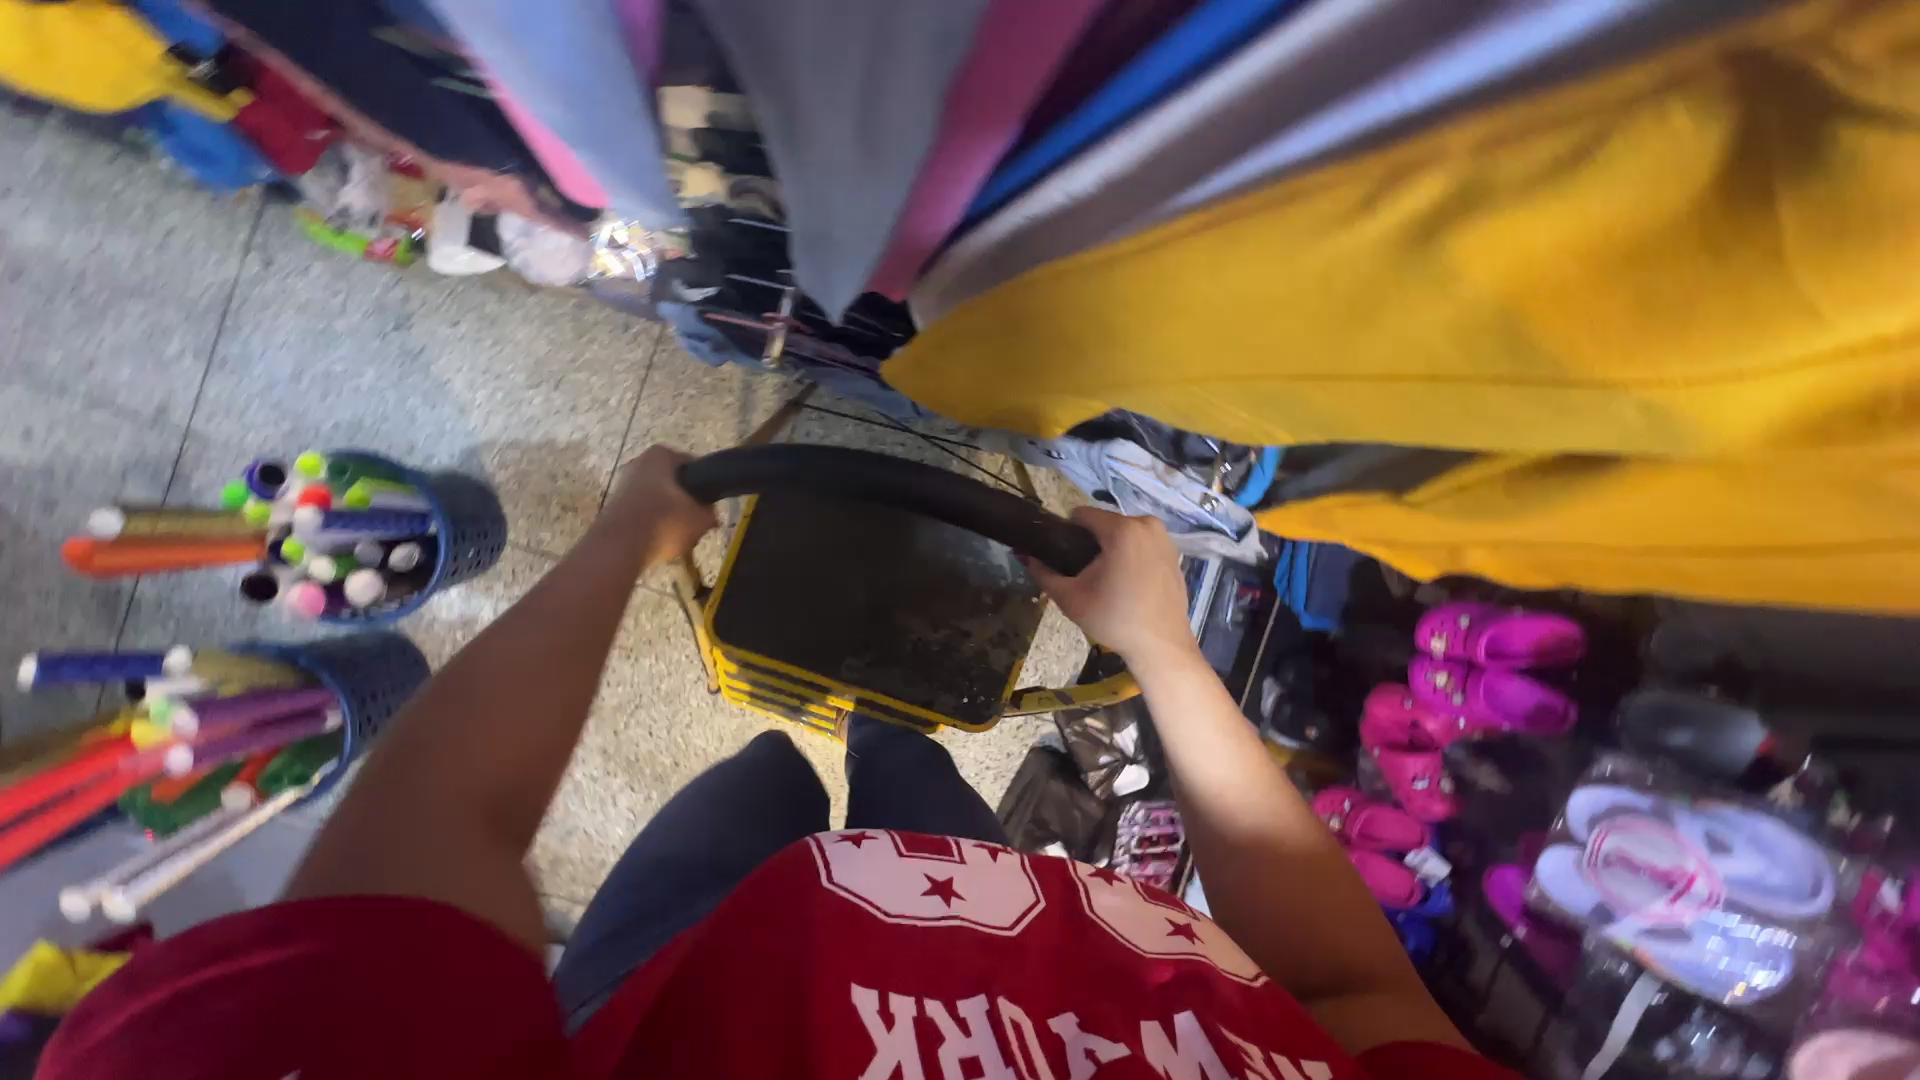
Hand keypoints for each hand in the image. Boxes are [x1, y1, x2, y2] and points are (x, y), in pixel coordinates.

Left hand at [601, 445, 717, 563]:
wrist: (618, 548)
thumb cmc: (664, 522)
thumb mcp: (702, 519)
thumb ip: (711, 512)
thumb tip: (709, 513)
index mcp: (660, 455)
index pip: (694, 466)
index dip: (706, 486)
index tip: (710, 505)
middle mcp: (638, 462)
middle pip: (673, 483)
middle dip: (685, 501)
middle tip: (697, 521)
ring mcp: (622, 483)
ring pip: (658, 498)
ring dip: (669, 514)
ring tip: (679, 535)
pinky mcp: (613, 506)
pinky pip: (642, 512)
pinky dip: (652, 524)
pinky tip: (659, 541)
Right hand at [1026, 508, 1197, 666]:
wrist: (1161, 646)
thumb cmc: (1114, 620)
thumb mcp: (1070, 598)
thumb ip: (1043, 573)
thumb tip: (1025, 556)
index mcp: (1122, 530)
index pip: (1082, 515)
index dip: (1067, 532)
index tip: (1065, 557)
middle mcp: (1146, 525)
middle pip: (1105, 524)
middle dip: (1091, 543)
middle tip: (1085, 574)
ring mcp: (1164, 538)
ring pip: (1124, 534)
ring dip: (1112, 549)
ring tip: (1107, 580)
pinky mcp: (1174, 553)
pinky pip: (1142, 545)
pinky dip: (1132, 556)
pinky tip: (1128, 584)